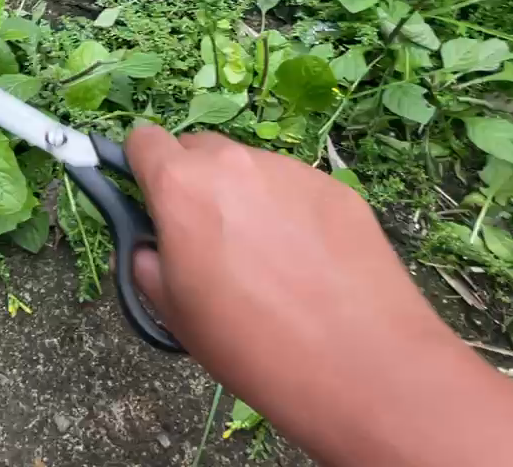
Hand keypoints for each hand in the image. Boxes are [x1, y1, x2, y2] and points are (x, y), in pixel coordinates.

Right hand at [124, 127, 512, 466]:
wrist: (371, 373)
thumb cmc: (253, 345)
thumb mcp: (171, 311)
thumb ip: (145, 259)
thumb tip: (150, 243)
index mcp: (179, 184)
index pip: (142, 139)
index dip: (141, 168)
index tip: (152, 202)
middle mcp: (230, 161)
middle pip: (194, 148)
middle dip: (191, 180)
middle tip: (208, 236)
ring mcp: (287, 170)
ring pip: (245, 166)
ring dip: (241, 194)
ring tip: (267, 256)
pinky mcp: (335, 187)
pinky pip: (292, 186)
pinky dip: (288, 210)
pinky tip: (308, 262)